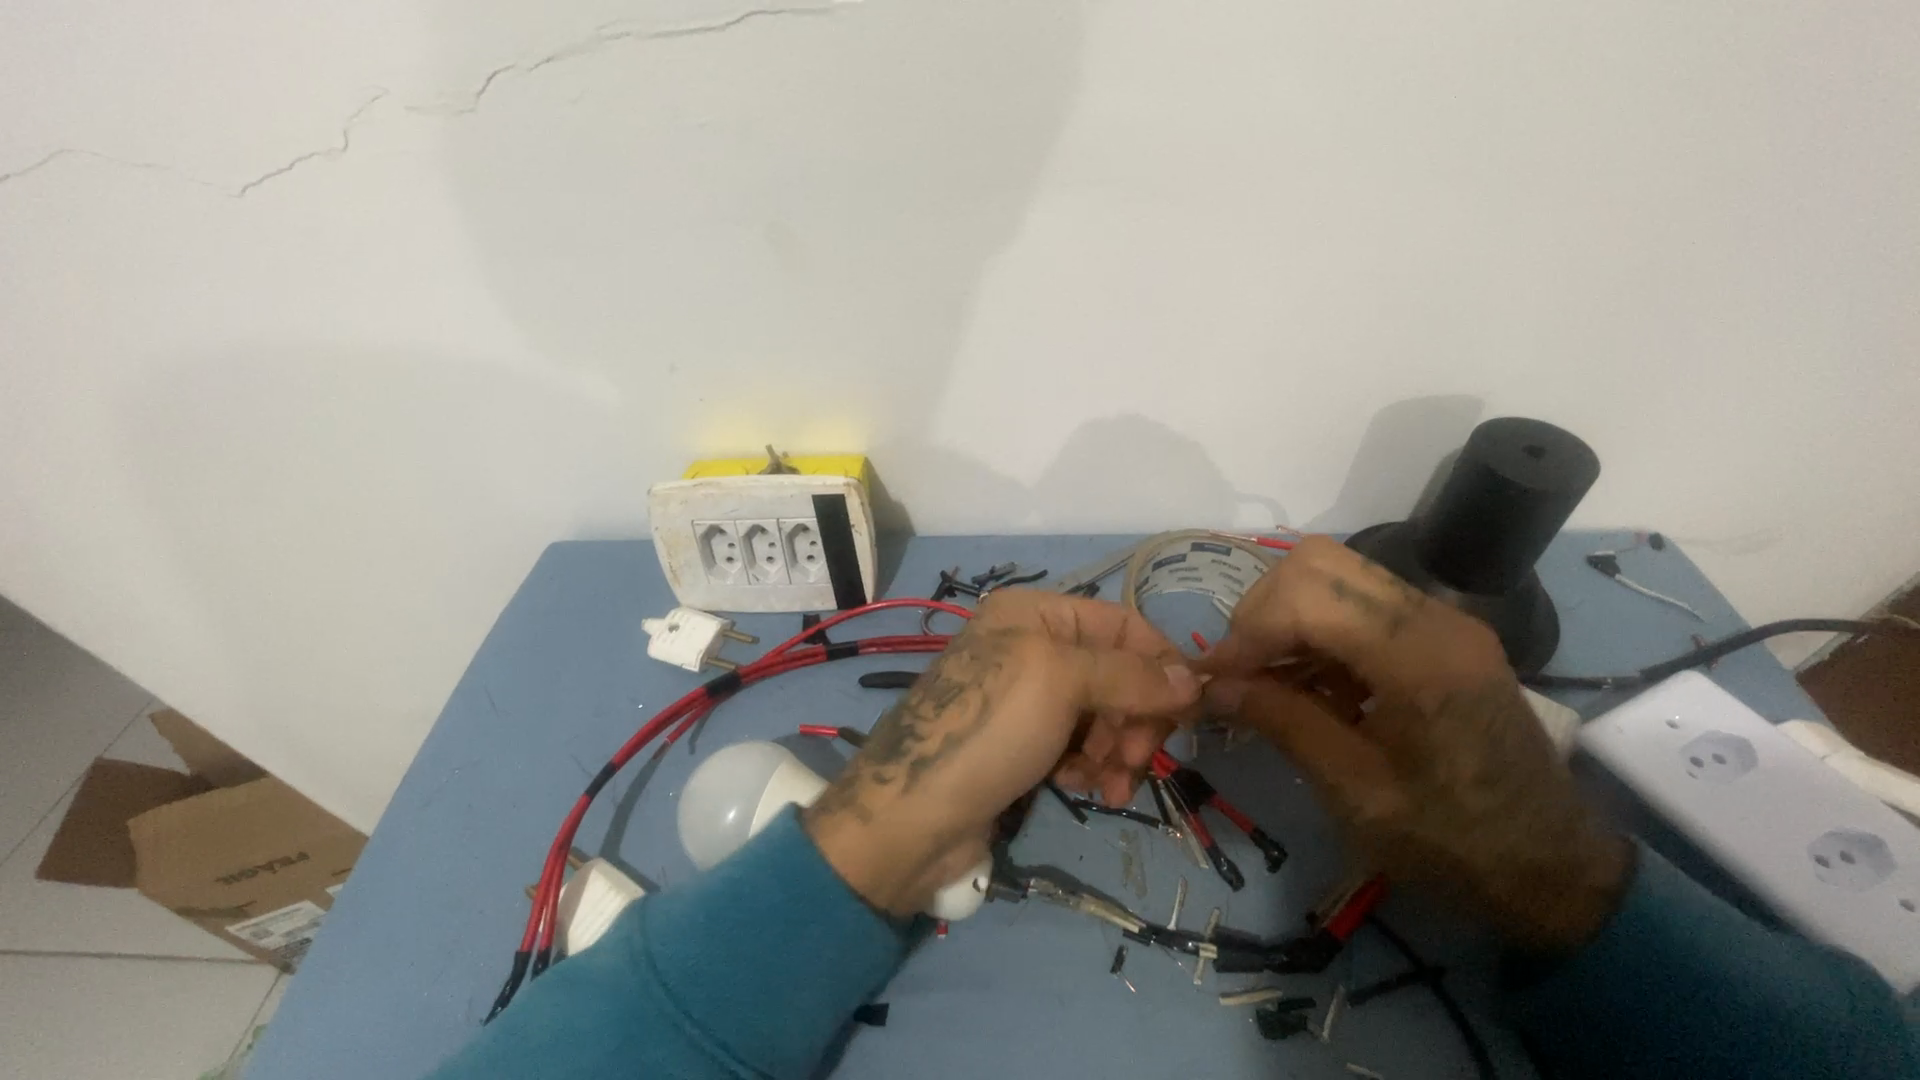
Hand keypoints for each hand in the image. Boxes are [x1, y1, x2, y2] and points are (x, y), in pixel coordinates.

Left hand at [802, 590, 1198, 915]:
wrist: (914, 816)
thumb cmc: (988, 729)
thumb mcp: (1059, 681)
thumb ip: (1130, 675)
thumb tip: (1194, 679)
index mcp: (1033, 613)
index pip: (1120, 624)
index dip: (1159, 663)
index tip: (1187, 711)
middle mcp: (1029, 648)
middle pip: (1115, 673)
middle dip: (1135, 716)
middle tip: (1138, 759)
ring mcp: (1025, 701)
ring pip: (1100, 715)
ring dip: (1117, 750)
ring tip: (1112, 785)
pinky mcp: (1022, 747)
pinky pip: (1077, 747)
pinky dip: (1091, 767)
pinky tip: (1087, 789)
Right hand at [1195, 536, 1632, 951]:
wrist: (1552, 868)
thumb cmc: (1452, 842)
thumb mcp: (1355, 792)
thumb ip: (1282, 723)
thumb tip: (1211, 687)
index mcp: (1419, 659)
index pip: (1306, 597)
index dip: (1247, 632)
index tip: (1215, 679)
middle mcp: (1433, 617)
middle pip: (1316, 563)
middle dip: (1262, 611)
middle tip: (1241, 671)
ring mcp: (1440, 619)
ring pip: (1333, 573)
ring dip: (1285, 616)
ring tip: (1267, 678)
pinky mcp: (1438, 633)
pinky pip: (1357, 601)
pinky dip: (1315, 628)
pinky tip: (1307, 682)